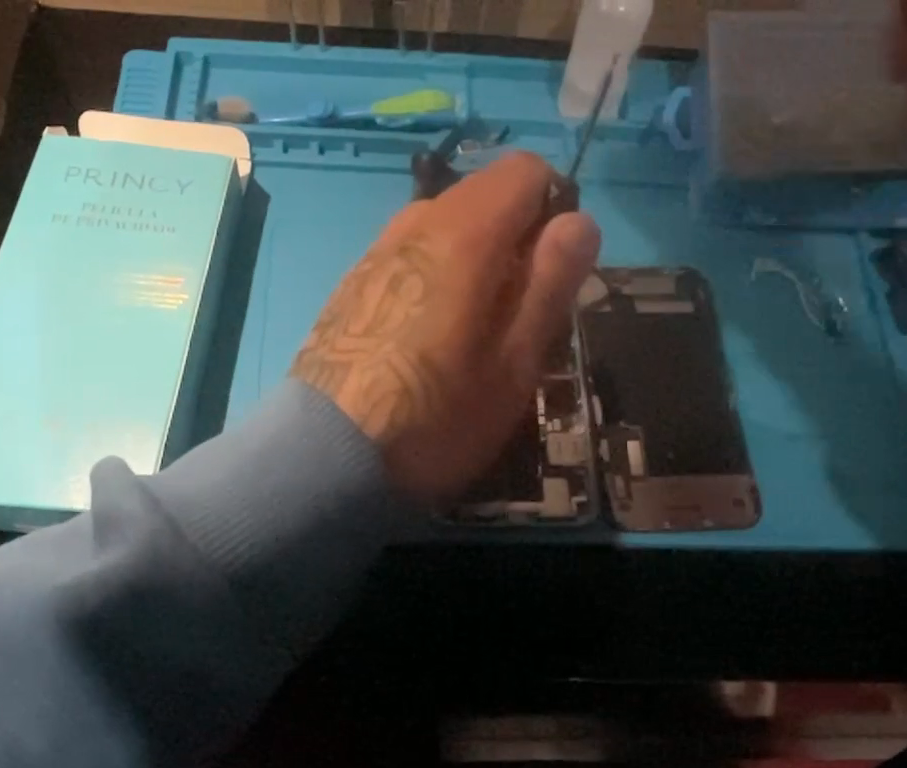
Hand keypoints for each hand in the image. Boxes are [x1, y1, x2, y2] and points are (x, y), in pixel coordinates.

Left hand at [290, 152, 601, 502]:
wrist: (326, 459)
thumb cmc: (436, 419)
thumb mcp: (514, 366)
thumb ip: (551, 285)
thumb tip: (580, 220)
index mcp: (465, 233)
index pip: (526, 170)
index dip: (554, 210)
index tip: (554, 273)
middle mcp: (415, 223)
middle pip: (484, 197)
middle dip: (516, 239)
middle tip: (519, 315)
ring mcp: (376, 252)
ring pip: (445, 227)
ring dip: (475, 261)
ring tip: (473, 334)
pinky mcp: (352, 286)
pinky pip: (411, 258)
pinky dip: (435, 278)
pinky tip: (427, 341)